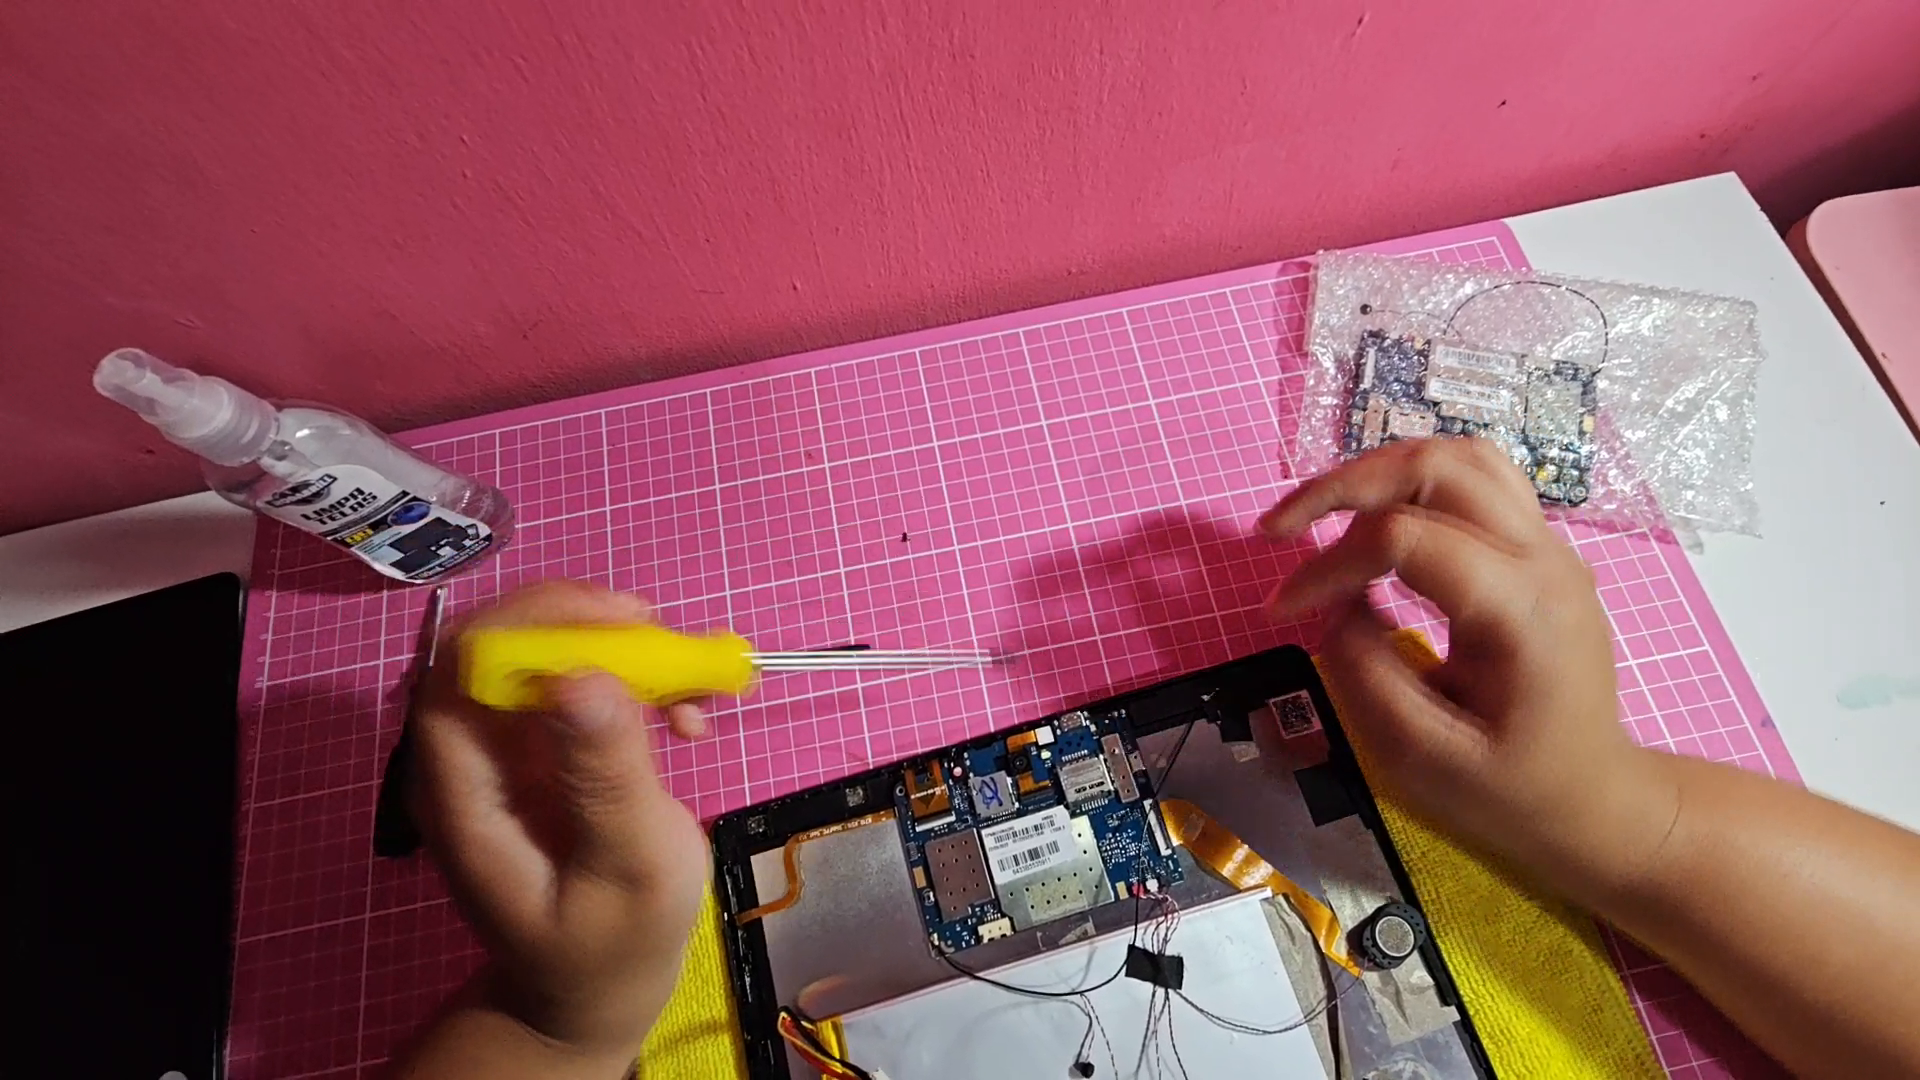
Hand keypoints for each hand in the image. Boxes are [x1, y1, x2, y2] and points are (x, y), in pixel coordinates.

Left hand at [410, 581, 709, 1065]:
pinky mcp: (558, 745)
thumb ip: (606, 776)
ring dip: (634, 652)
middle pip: (514, 641)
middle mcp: (479, 751)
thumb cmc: (613, 939)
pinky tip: (689, 716)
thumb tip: (584, 675)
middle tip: (672, 643)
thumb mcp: (625, 865)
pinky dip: (647, 679)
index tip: (628, 624)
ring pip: (559, 651)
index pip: (467, 662)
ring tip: (697, 688)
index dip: (540, 619)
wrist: (599, 981)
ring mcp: (517, 745)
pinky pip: (595, 681)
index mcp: (466, 785)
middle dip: (597, 626)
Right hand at [1257, 438, 1678, 896]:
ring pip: (1454, 456)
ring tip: (1316, 515)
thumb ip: (1362, 671)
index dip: (1326, 565)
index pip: (1405, 538)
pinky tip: (1368, 519)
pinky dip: (1403, 483)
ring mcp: (1545, 546)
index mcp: (1522, 610)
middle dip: (1340, 486)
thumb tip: (1336, 605)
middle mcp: (1542, 558)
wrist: (1598, 802)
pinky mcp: (1530, 548)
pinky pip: (1467, 479)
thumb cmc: (1511, 790)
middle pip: (1434, 467)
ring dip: (1372, 474)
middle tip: (1278, 529)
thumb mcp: (1419, 756)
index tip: (1282, 610)